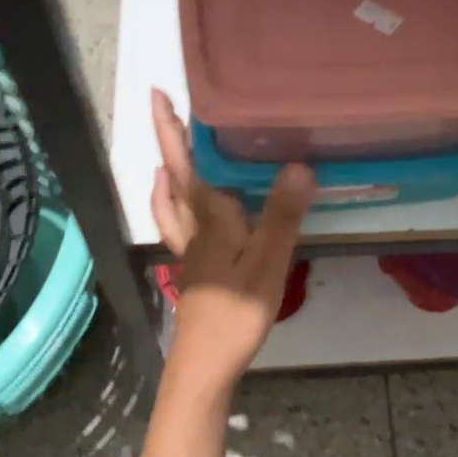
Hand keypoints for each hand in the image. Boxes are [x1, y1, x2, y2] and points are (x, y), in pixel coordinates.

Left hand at [151, 89, 315, 396]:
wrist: (205, 363)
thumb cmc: (235, 311)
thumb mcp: (267, 261)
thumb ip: (282, 215)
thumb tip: (299, 164)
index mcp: (208, 217)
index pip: (184, 163)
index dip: (171, 129)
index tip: (158, 93)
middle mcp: (193, 226)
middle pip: (174, 175)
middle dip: (170, 142)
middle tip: (168, 109)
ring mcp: (190, 248)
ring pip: (172, 201)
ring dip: (169, 172)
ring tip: (169, 155)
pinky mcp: (195, 267)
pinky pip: (179, 224)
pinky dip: (174, 206)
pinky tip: (186, 212)